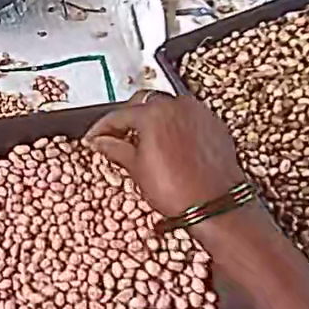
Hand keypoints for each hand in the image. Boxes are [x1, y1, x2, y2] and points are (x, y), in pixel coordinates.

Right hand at [83, 89, 248, 217]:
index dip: (101, 128)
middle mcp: (178, 107)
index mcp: (154, 114)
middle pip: (143, 102)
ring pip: (167, 106)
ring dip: (150, 119)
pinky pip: (186, 117)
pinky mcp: (213, 125)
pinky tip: (164, 143)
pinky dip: (172, 125)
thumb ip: (115, 148)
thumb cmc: (176, 189)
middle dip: (127, 117)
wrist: (214, 205)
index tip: (93, 138)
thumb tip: (101, 141)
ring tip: (139, 140)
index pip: (118, 115)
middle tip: (114, 136)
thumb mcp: (135, 168)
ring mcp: (198, 114)